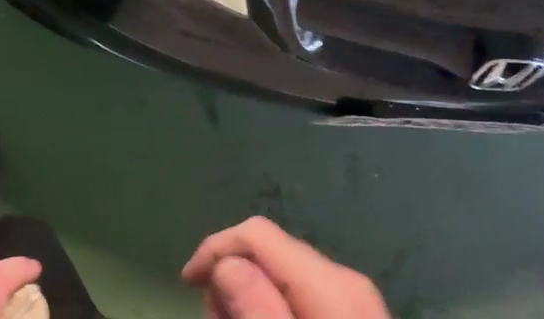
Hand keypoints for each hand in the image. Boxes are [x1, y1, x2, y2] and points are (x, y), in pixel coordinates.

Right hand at [183, 216, 389, 318]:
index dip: (215, 249)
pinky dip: (272, 305)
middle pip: (268, 251)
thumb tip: (227, 262)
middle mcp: (346, 280)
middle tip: (214, 317)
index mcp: (333, 284)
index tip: (187, 285)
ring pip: (282, 273)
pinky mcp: (355, 317)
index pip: (258, 233)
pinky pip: (300, 294)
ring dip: (249, 293)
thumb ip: (259, 312)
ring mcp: (356, 301)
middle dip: (231, 276)